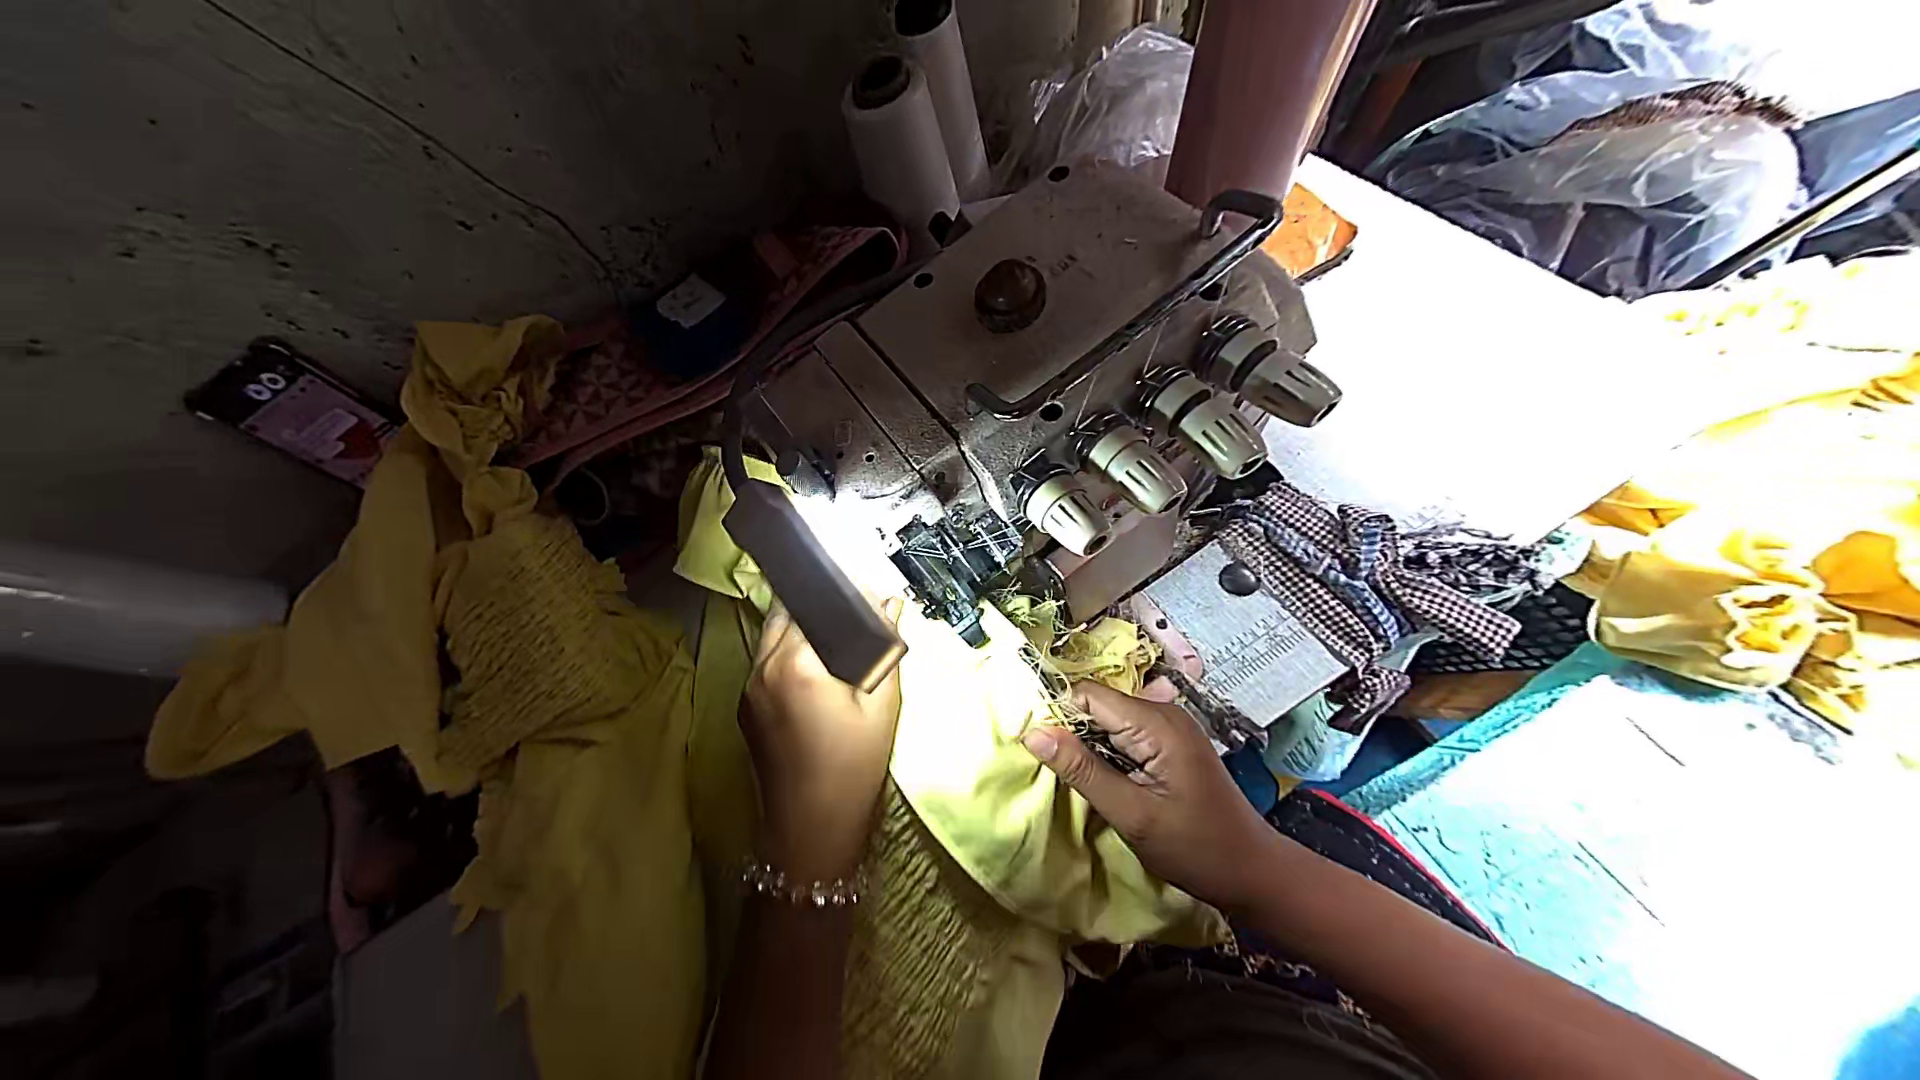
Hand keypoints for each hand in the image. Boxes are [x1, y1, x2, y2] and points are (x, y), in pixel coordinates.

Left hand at [742, 595, 905, 880]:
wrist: (811, 829)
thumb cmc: (854, 767)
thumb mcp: (881, 705)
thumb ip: (883, 647)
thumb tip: (889, 603)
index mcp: (796, 663)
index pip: (818, 604)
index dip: (845, 593)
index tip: (869, 593)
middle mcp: (762, 666)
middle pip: (788, 611)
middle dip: (821, 606)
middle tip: (855, 615)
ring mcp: (747, 686)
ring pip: (772, 632)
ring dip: (801, 626)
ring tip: (836, 641)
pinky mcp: (744, 705)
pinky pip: (765, 659)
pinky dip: (788, 650)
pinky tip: (816, 668)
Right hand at [1018, 681, 1285, 911]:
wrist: (1253, 872)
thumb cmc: (1196, 848)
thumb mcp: (1132, 814)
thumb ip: (1082, 771)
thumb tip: (1033, 733)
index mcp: (1157, 723)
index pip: (1089, 696)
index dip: (1058, 715)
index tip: (1038, 747)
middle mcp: (1163, 713)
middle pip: (1098, 705)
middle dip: (1072, 732)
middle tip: (1058, 771)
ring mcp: (1169, 726)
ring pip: (1108, 720)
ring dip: (1089, 745)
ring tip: (1080, 778)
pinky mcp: (1170, 742)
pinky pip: (1125, 733)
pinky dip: (1107, 753)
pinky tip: (1106, 780)